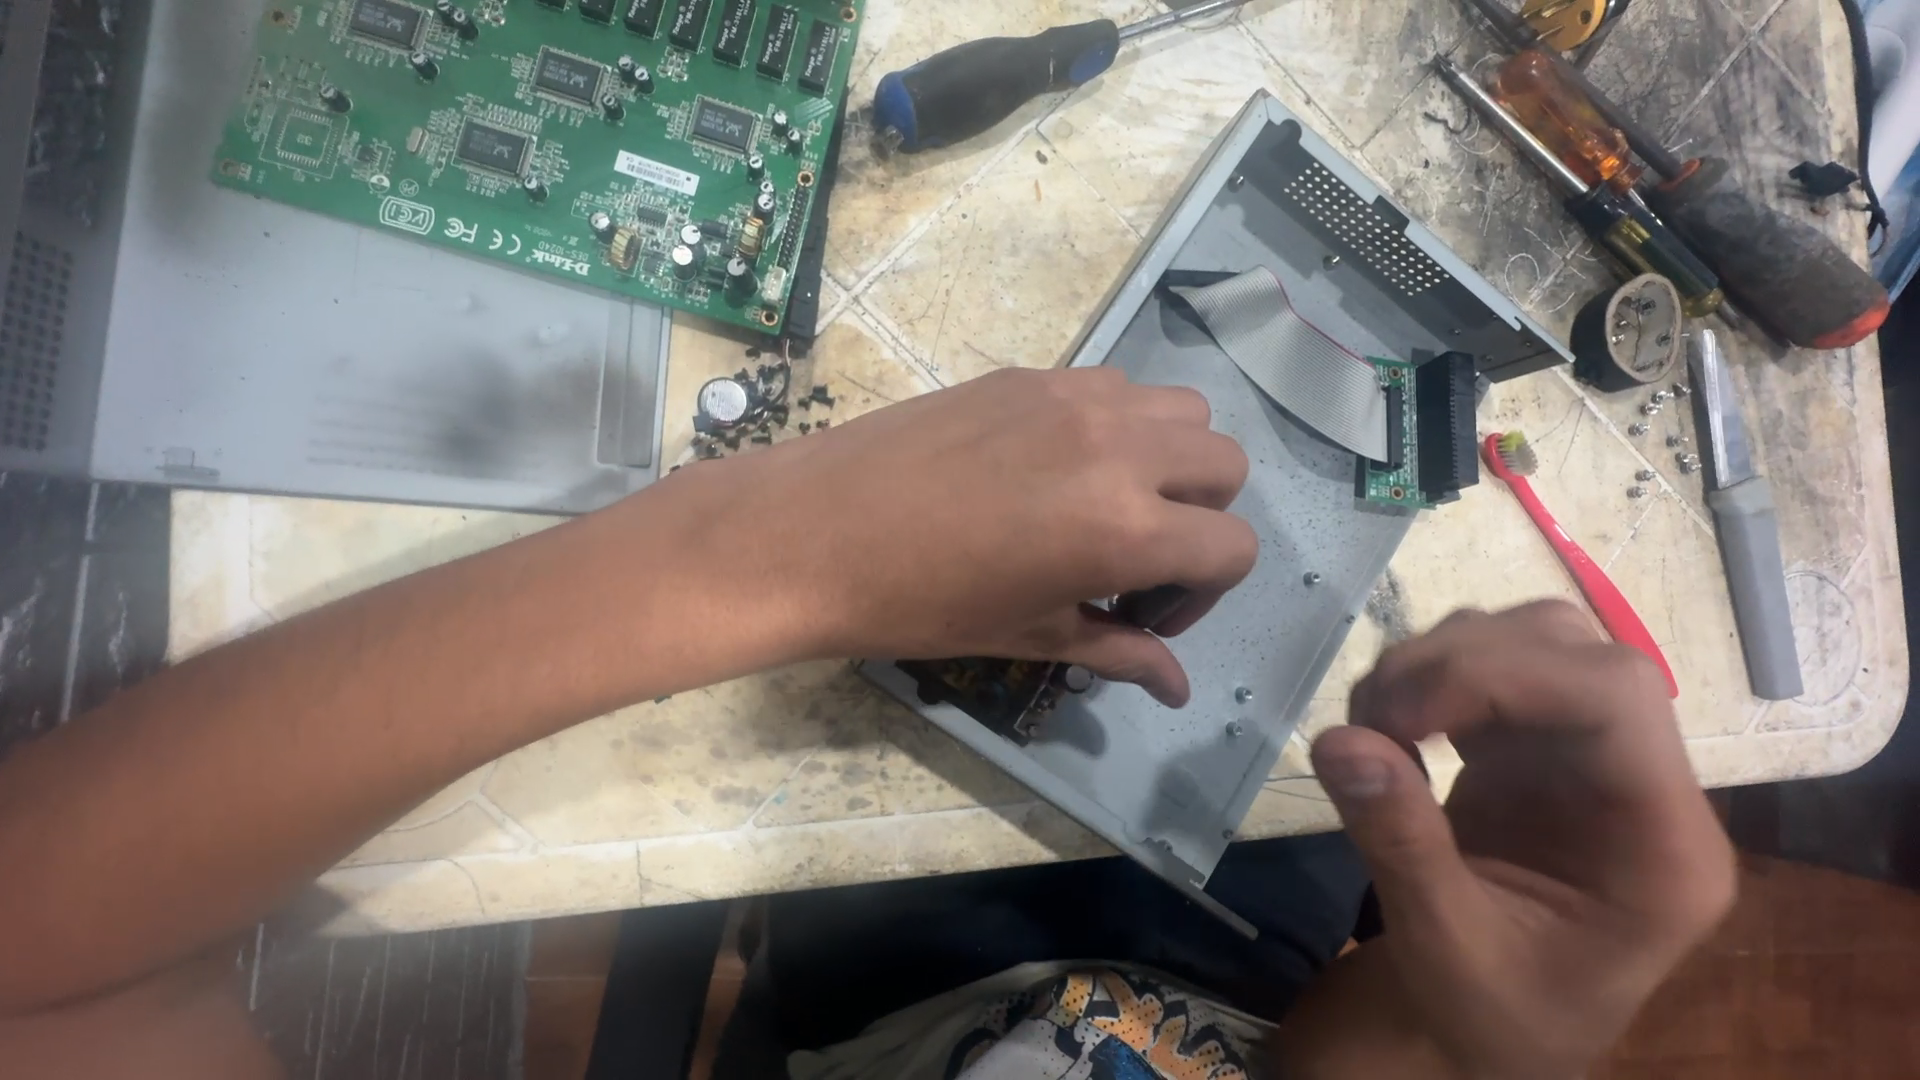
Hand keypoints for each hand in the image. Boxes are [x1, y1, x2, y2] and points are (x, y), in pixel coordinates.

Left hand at [671, 367, 1256, 704]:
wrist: (813, 534)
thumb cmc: (918, 604)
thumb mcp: (1028, 635)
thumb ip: (1118, 652)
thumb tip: (1178, 689)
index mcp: (1123, 526)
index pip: (1233, 547)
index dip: (1205, 591)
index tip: (1144, 611)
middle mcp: (1116, 446)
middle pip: (1225, 464)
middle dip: (1201, 517)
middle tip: (1138, 555)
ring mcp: (1071, 396)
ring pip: (1178, 409)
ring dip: (1166, 460)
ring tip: (1103, 502)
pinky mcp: (1026, 373)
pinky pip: (1110, 385)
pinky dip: (1114, 425)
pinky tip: (1051, 466)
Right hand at [1302, 601, 1735, 1078]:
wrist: (1485, 1028)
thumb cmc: (1490, 1011)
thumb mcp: (1444, 944)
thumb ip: (1398, 841)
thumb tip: (1335, 739)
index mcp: (1659, 843)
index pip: (1611, 697)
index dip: (1499, 675)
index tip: (1396, 716)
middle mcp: (1633, 780)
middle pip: (1568, 651)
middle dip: (1455, 663)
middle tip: (1372, 717)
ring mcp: (1579, 757)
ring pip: (1524, 643)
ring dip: (1433, 663)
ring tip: (1372, 724)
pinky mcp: (1528, 750)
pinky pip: (1482, 670)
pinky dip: (1421, 680)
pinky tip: (1384, 727)